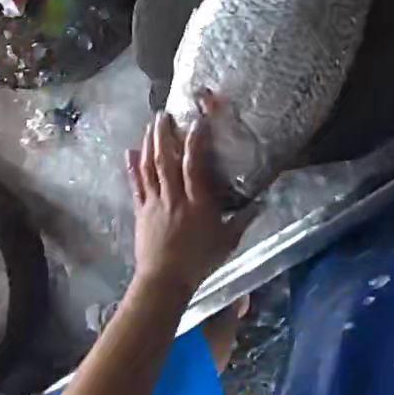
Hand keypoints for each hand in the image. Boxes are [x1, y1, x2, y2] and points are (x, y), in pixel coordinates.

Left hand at [126, 108, 254, 298]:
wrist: (165, 280)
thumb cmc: (200, 261)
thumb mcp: (228, 241)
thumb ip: (244, 219)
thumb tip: (264, 203)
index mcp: (197, 202)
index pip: (194, 165)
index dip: (195, 141)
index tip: (196, 122)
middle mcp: (174, 197)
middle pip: (166, 159)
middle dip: (163, 134)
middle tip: (162, 114)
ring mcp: (154, 202)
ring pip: (149, 167)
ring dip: (148, 144)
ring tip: (149, 126)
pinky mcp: (141, 210)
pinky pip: (136, 184)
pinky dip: (132, 167)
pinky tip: (129, 152)